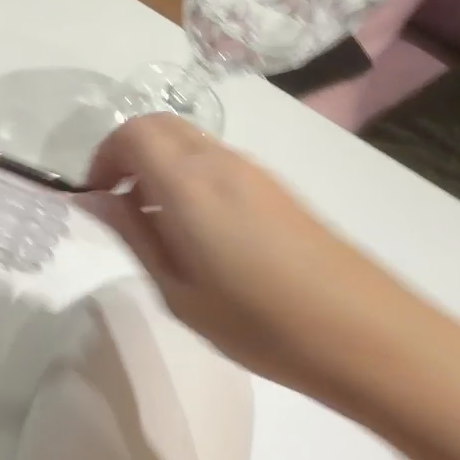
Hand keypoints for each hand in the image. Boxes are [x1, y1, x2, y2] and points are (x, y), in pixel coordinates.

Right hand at [80, 114, 342, 383]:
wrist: (363, 333)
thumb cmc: (258, 323)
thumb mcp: (177, 292)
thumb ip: (134, 236)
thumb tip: (98, 200)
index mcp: (189, 183)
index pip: (132, 133)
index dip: (103, 158)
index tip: (96, 200)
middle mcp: (221, 162)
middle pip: (160, 126)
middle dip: (127, 155)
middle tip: (120, 207)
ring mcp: (255, 171)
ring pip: (190, 142)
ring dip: (160, 167)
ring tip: (158, 229)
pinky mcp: (277, 189)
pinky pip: (217, 163)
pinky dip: (189, 178)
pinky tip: (200, 235)